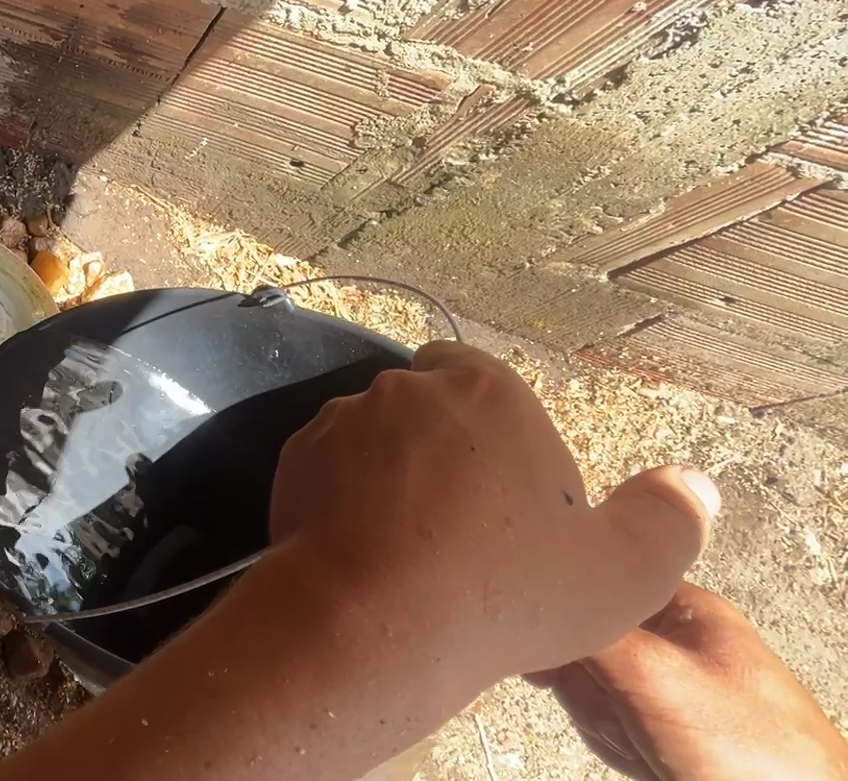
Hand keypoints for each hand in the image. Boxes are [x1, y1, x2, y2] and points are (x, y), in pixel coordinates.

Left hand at [270, 340, 721, 688]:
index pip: (473, 369)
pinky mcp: (294, 454)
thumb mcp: (624, 568)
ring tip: (413, 534)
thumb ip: (665, 517)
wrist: (371, 612)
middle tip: (467, 512)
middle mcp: (401, 388)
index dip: (489, 414)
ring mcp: (338, 418)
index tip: (504, 468)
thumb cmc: (505, 586)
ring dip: (390, 464)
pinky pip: (328, 461)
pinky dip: (344, 486)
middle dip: (442, 441)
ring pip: (373, 432)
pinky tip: (366, 537)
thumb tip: (686, 484)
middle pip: (423, 403)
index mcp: (483, 390)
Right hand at [529, 583, 847, 779]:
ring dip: (597, 714)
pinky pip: (597, 709)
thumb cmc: (754, 757)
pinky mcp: (656, 718)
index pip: (588, 579)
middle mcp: (671, 638)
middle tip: (615, 707)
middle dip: (584, 681)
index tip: (546, 641)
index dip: (560, 611)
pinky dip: (609, 735)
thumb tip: (520, 588)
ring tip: (640, 739)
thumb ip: (579, 624)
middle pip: (575, 633)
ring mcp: (663, 681)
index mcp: (682, 607)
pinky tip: (641, 753)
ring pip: (580, 676)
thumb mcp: (650, 671)